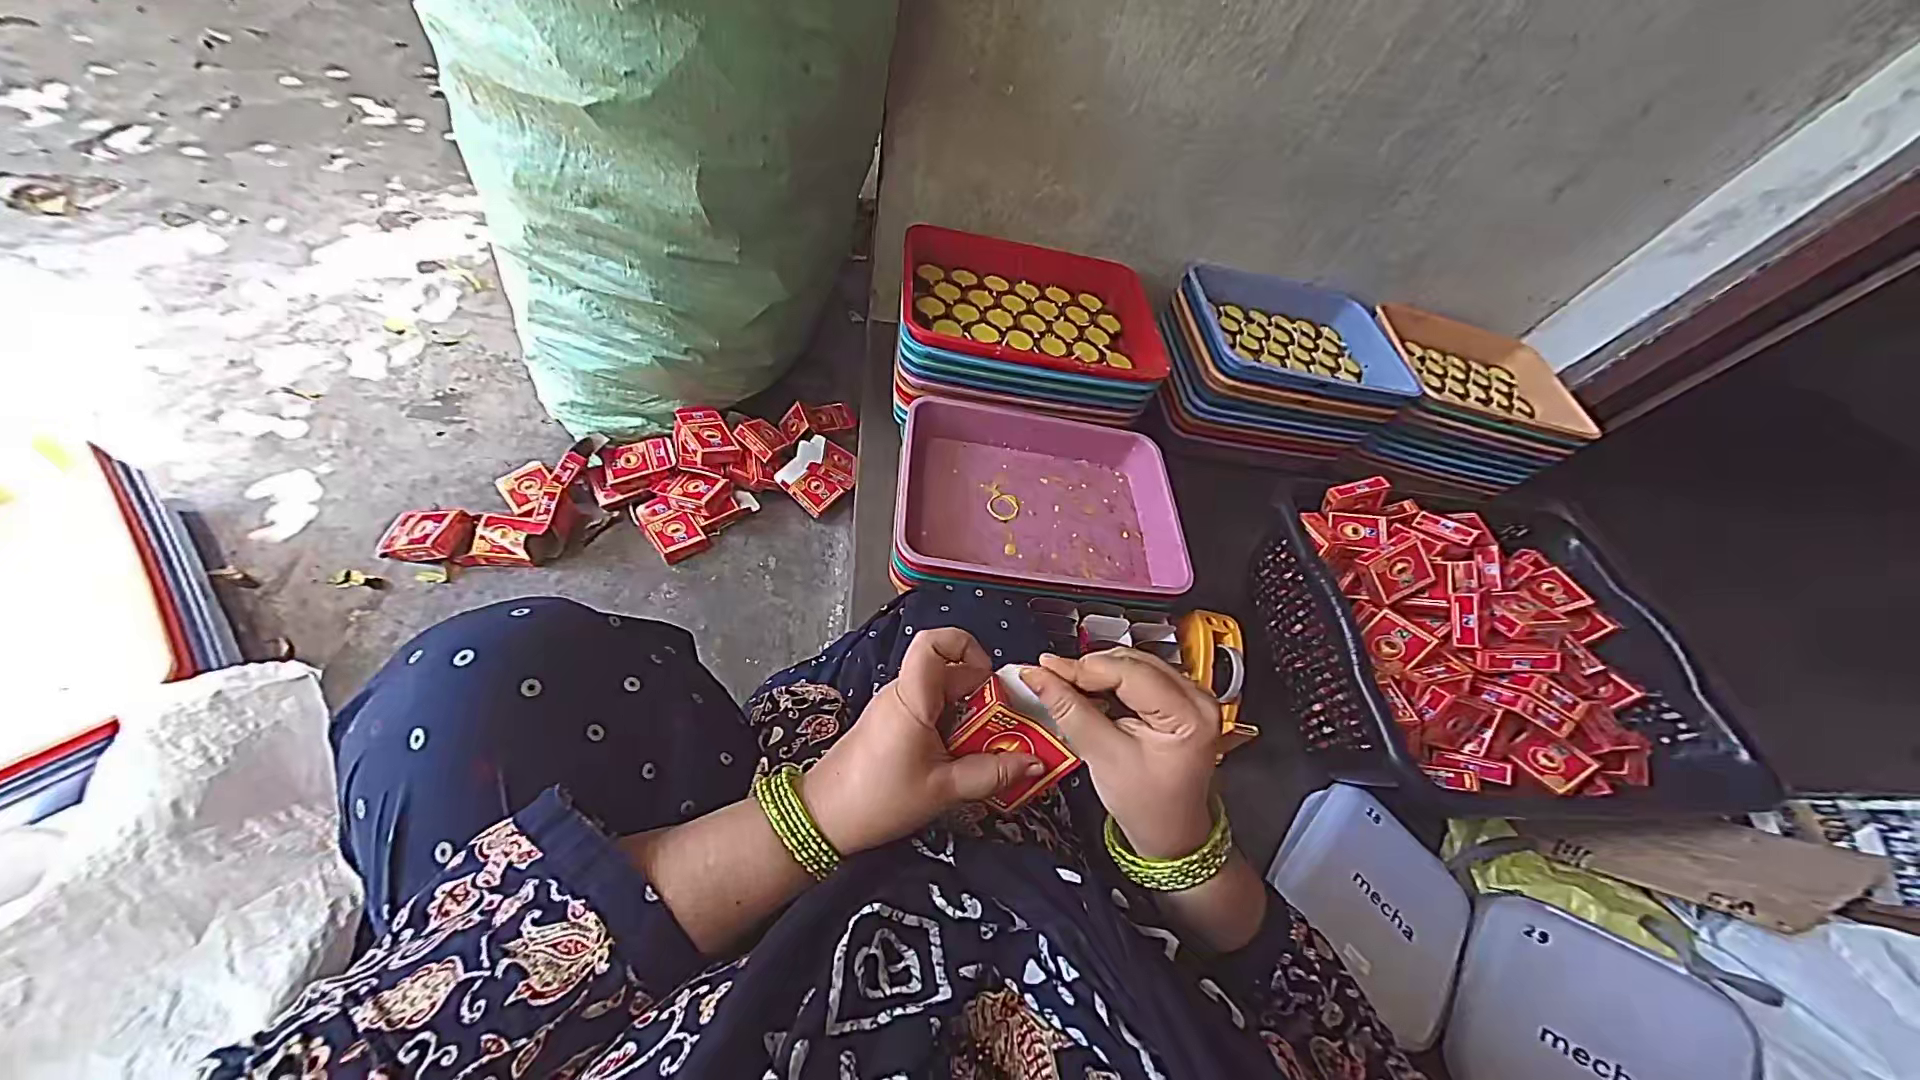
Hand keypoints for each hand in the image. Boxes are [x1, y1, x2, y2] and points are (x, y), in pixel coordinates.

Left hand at [800, 628, 1043, 854]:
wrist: (823, 818)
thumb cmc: (878, 799)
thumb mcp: (944, 790)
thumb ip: (992, 773)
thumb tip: (1033, 762)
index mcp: (912, 697)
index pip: (935, 642)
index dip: (967, 647)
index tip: (990, 681)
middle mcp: (902, 692)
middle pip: (949, 669)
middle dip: (982, 694)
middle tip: (1002, 728)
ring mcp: (895, 706)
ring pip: (942, 691)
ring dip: (968, 713)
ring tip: (985, 748)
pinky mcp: (891, 722)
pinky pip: (930, 709)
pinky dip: (952, 725)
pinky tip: (959, 756)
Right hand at [1019, 648, 1221, 857]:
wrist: (1171, 832)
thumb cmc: (1149, 807)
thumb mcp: (1103, 756)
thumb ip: (1069, 710)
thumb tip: (1039, 677)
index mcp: (1188, 716)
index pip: (1127, 672)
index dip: (1082, 668)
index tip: (1047, 667)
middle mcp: (1198, 700)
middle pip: (1131, 663)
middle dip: (1087, 668)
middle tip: (1050, 675)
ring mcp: (1192, 697)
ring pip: (1133, 664)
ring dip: (1097, 672)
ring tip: (1065, 683)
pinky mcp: (1179, 699)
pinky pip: (1139, 675)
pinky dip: (1110, 680)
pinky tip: (1089, 690)